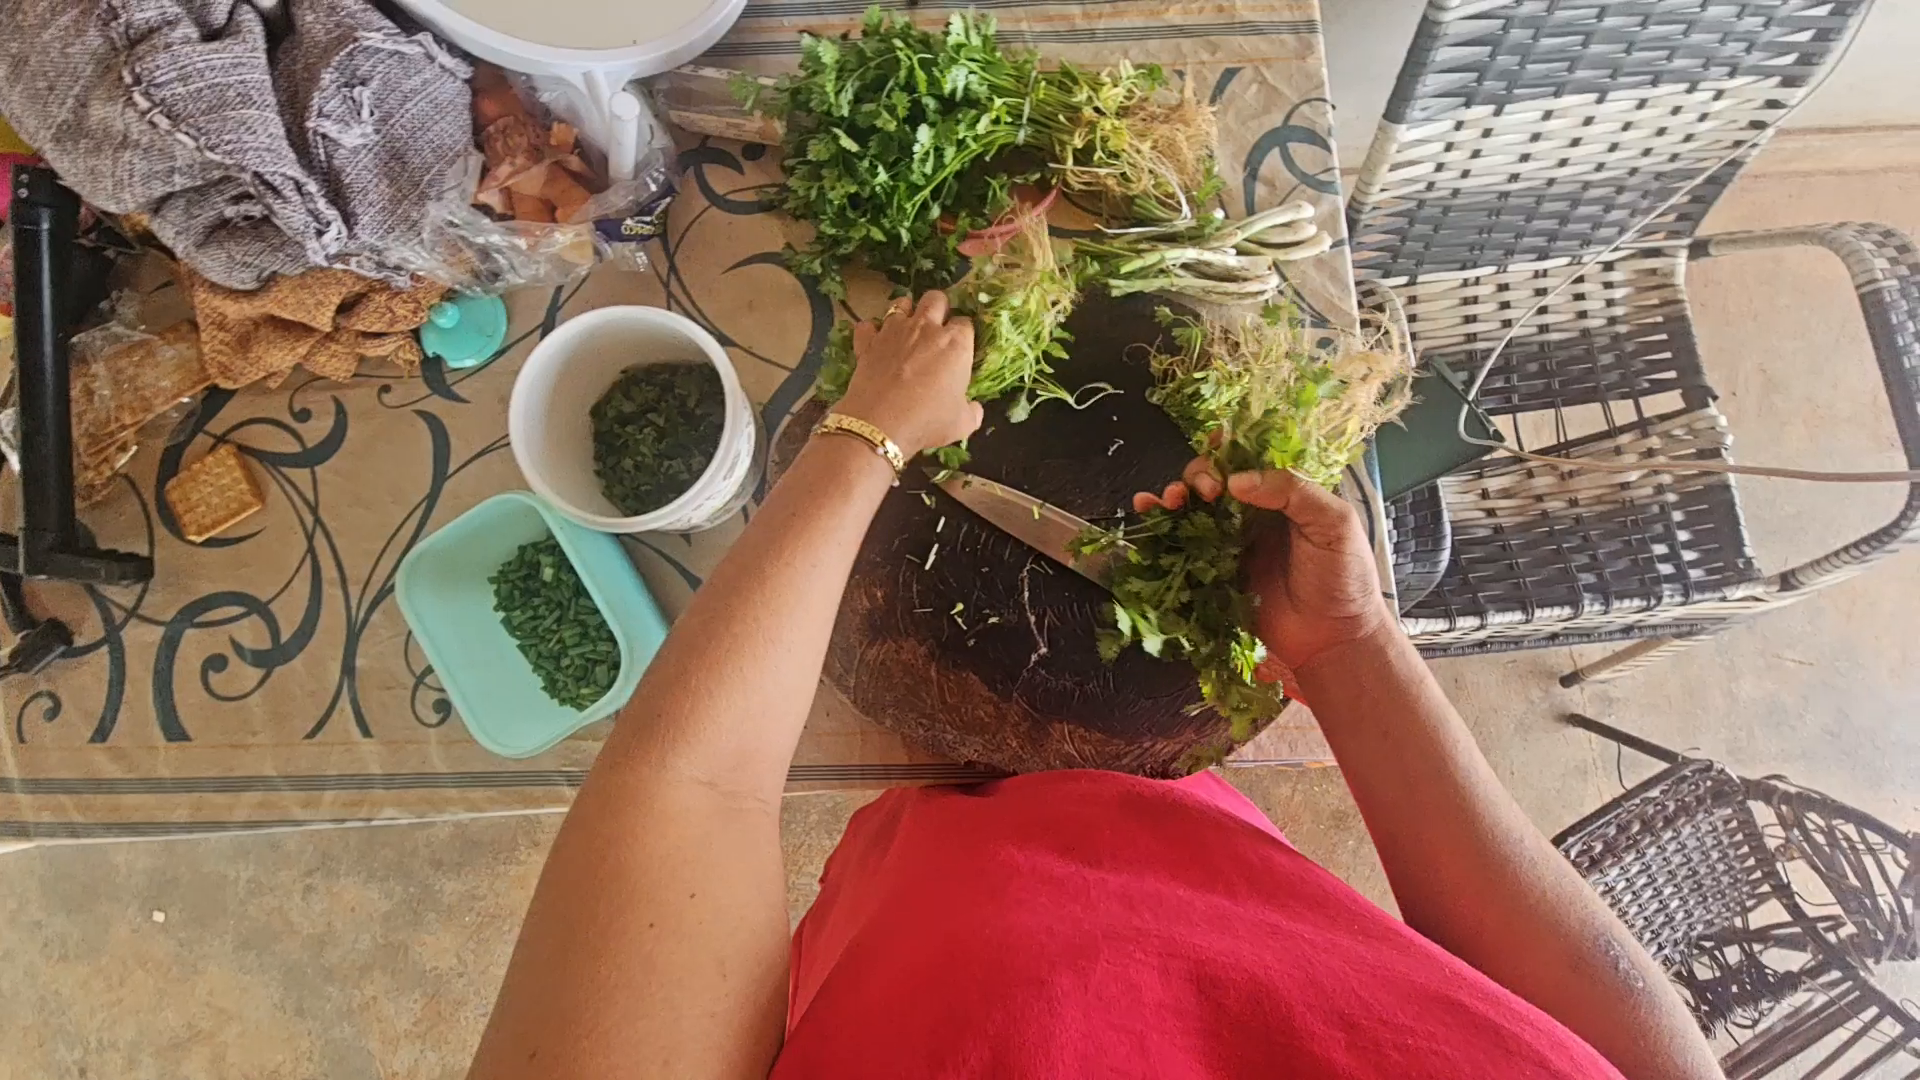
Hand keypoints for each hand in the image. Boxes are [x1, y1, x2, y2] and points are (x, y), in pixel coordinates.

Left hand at [836, 291, 982, 456]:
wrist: (880, 425)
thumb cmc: (928, 422)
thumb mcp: (962, 424)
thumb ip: (972, 412)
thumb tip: (974, 408)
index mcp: (956, 344)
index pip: (966, 324)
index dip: (963, 335)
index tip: (960, 350)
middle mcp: (926, 328)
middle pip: (936, 299)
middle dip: (939, 309)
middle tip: (937, 330)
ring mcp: (894, 331)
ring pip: (901, 303)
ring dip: (906, 312)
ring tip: (907, 330)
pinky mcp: (868, 341)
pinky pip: (868, 325)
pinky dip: (871, 331)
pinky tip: (875, 343)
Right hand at [1135, 462, 1392, 682]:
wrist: (1332, 639)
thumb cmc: (1344, 578)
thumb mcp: (1334, 524)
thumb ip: (1293, 492)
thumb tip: (1237, 480)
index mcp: (1281, 495)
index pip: (1247, 459)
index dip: (1226, 449)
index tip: (1217, 449)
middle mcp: (1250, 513)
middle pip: (1211, 479)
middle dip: (1197, 474)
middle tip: (1205, 491)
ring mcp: (1227, 541)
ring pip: (1190, 507)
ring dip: (1173, 493)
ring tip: (1170, 499)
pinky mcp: (1210, 570)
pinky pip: (1180, 542)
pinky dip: (1158, 523)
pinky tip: (1145, 510)